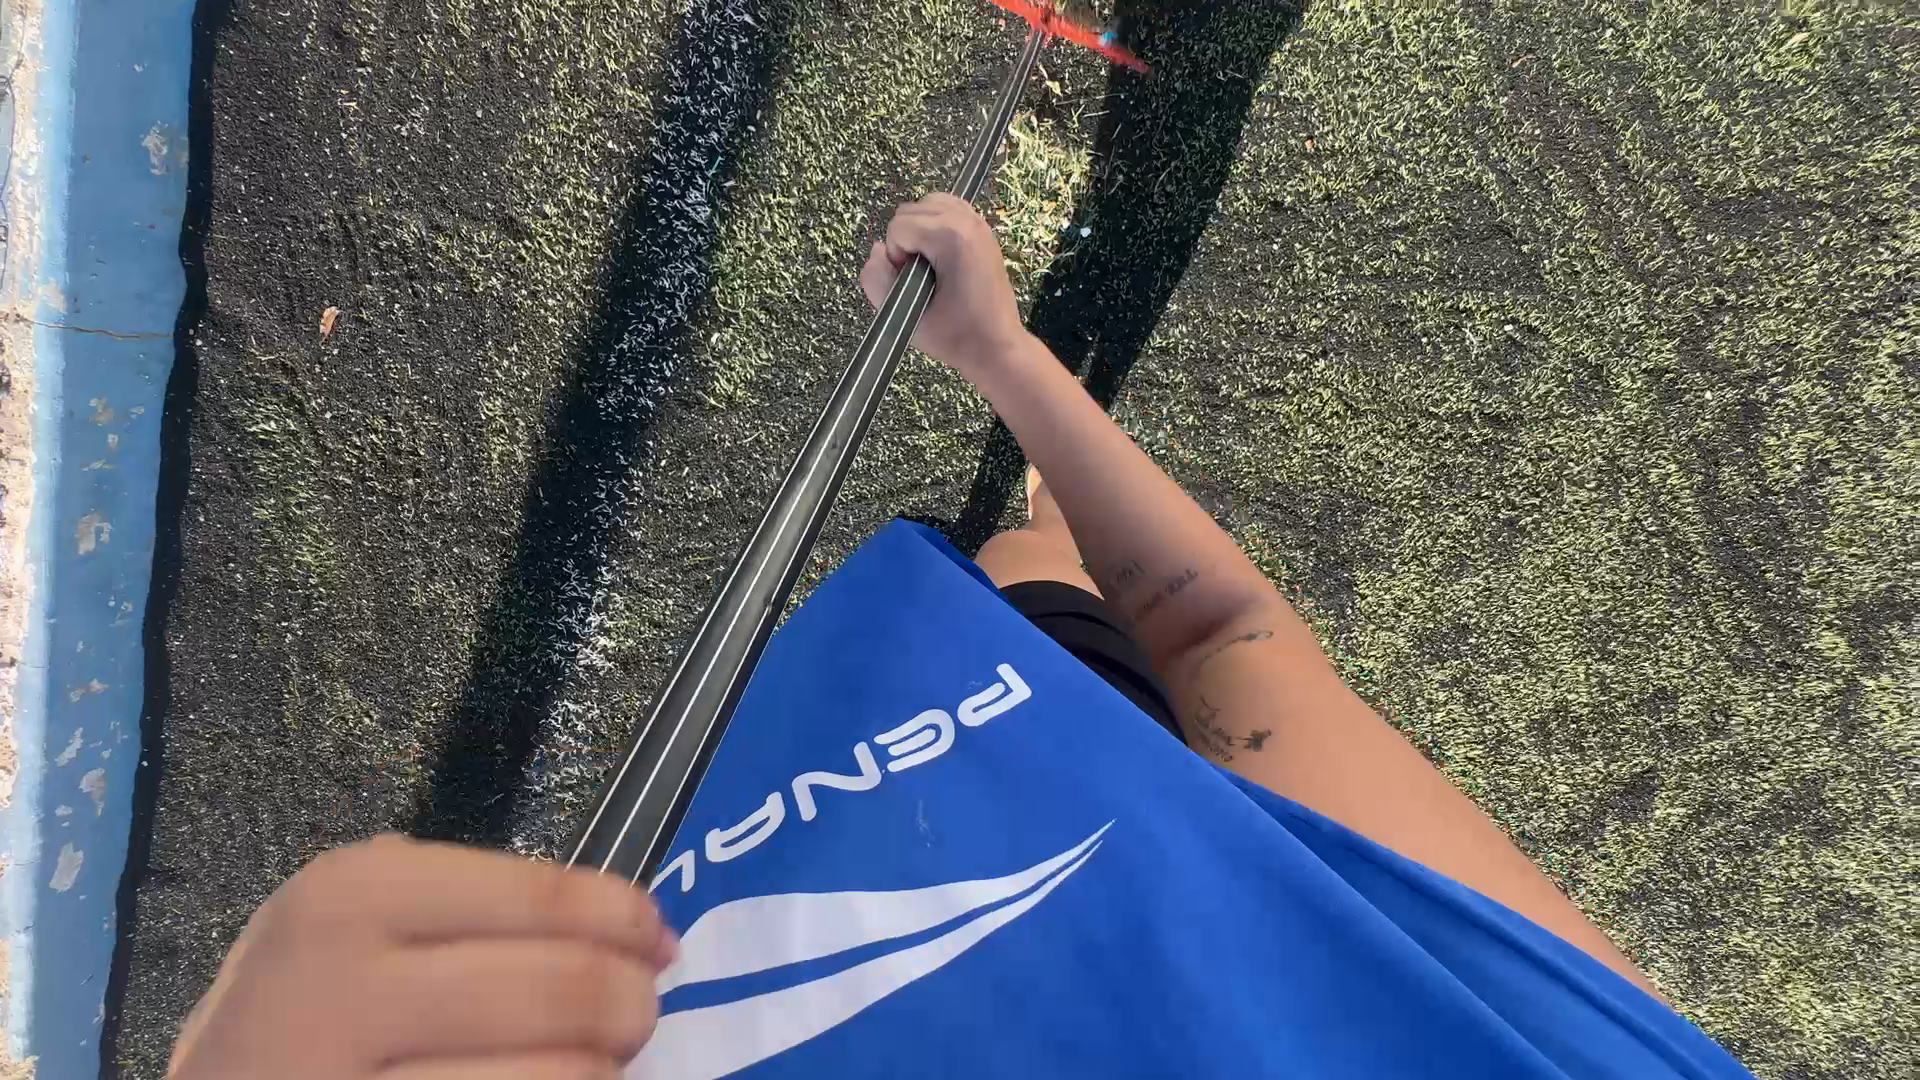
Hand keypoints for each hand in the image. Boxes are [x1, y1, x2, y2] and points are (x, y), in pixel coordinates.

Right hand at [168, 835, 676, 1079]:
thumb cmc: (316, 999)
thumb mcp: (379, 920)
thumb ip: (499, 907)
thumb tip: (646, 933)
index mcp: (351, 898)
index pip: (546, 897)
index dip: (627, 919)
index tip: (660, 940)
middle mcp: (326, 996)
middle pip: (560, 991)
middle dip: (631, 1003)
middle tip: (640, 1011)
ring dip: (603, 1072)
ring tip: (603, 1062)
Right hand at [860, 193, 1030, 379]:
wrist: (997, 347)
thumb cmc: (956, 338)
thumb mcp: (904, 316)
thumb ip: (877, 281)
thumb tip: (877, 251)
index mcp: (951, 238)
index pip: (898, 227)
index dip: (896, 258)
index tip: (913, 286)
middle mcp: (967, 221)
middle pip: (910, 211)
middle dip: (906, 242)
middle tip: (920, 279)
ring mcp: (978, 223)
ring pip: (928, 205)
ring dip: (919, 232)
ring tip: (929, 267)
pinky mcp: (983, 230)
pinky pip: (948, 210)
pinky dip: (936, 227)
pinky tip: (940, 256)